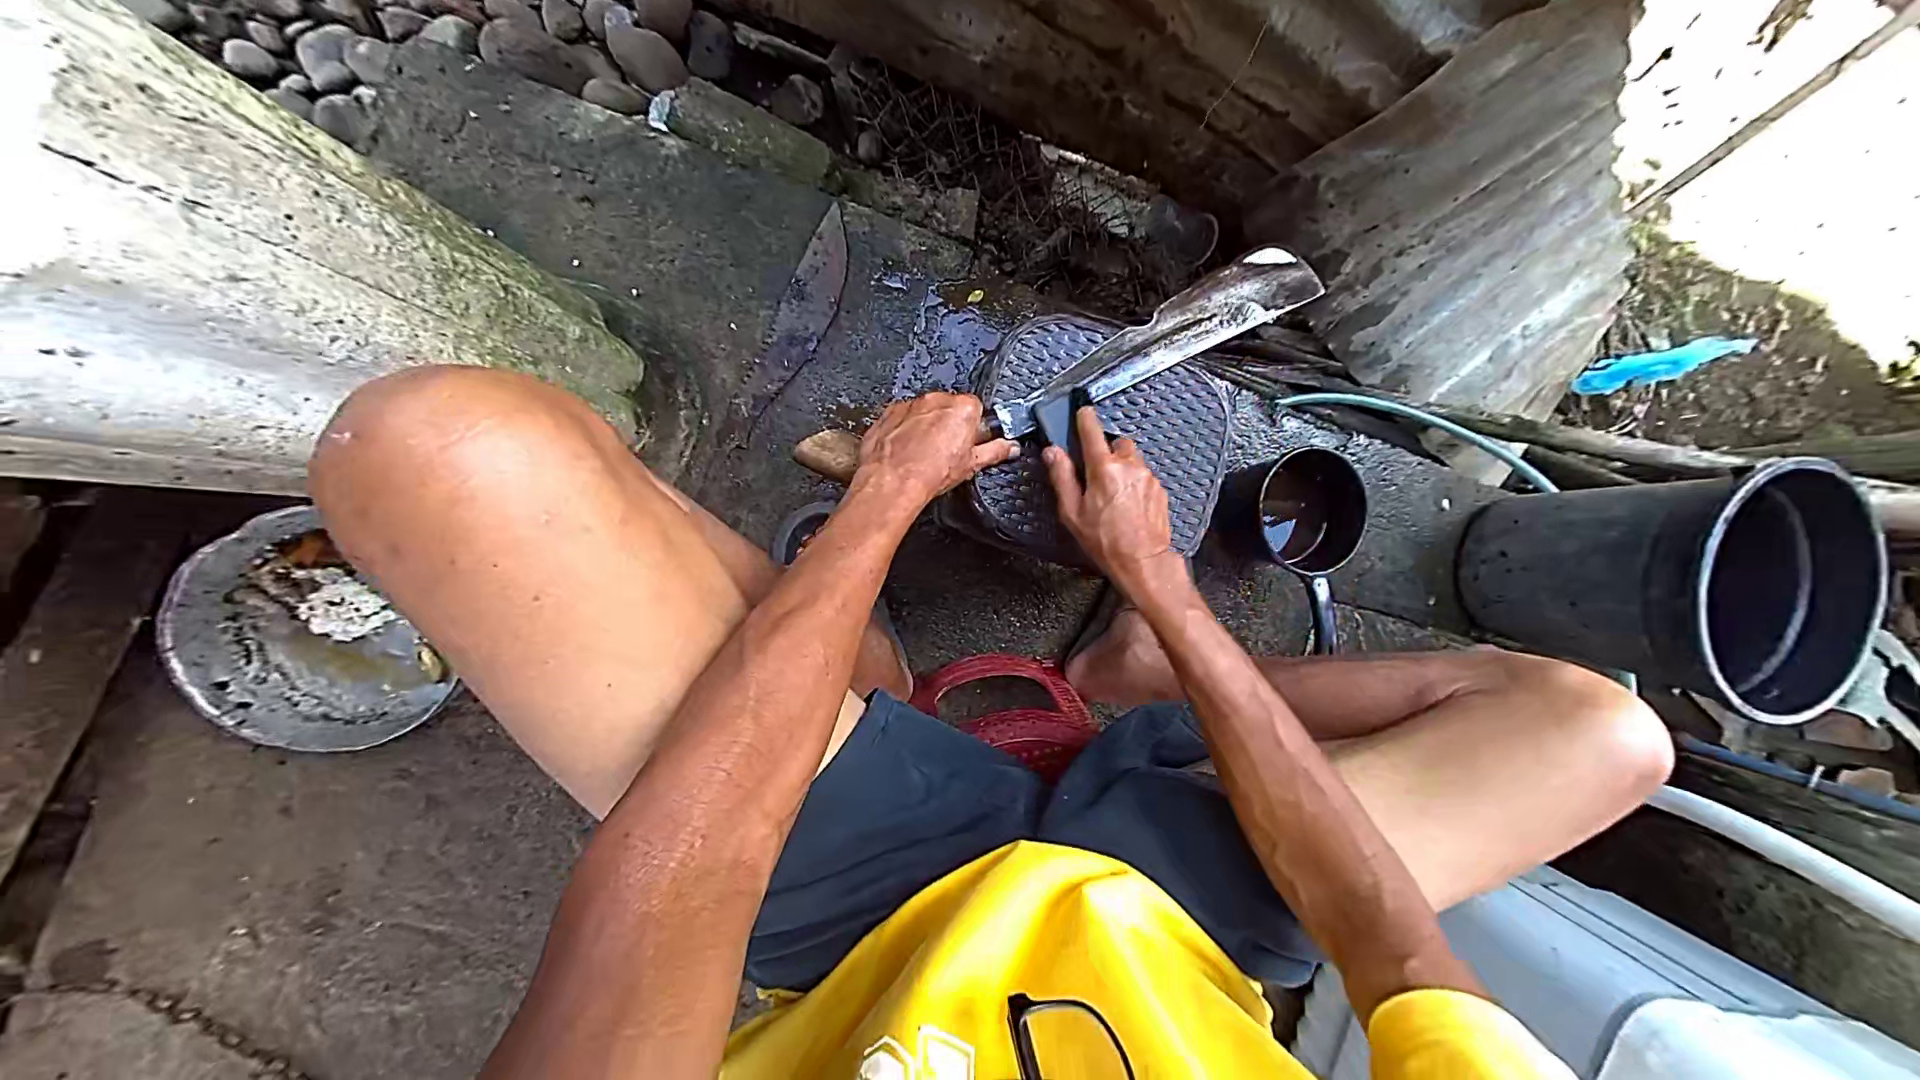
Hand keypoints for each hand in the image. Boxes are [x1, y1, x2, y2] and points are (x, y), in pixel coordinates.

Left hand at [853, 392, 1018, 508]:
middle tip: (947, 453)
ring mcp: (910, 405)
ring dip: (925, 428)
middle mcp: (936, 399)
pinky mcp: (888, 414)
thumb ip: (995, 451)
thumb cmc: (929, 473)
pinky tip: (906, 453)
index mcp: (963, 407)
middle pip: (949, 409)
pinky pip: (901, 419)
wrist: (892, 482)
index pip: (976, 410)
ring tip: (924, 456)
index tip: (969, 444)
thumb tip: (1009, 448)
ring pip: (924, 413)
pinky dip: (903, 432)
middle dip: (949, 427)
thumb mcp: (972, 465)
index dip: (973, 430)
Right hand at [1043, 406, 1176, 587]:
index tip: (1082, 412)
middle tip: (1095, 473)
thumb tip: (1053, 453)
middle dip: (1105, 452)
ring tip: (1111, 493)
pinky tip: (1126, 503)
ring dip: (1120, 467)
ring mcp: (1147, 476)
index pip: (1092, 431)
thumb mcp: (1072, 512)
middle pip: (1116, 443)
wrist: (1142, 561)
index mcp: (1103, 469)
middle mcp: (1129, 467)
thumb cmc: (1107, 542)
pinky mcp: (1159, 488)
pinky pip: (1142, 475)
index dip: (1085, 419)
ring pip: (1131, 459)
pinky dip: (1133, 482)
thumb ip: (1062, 477)